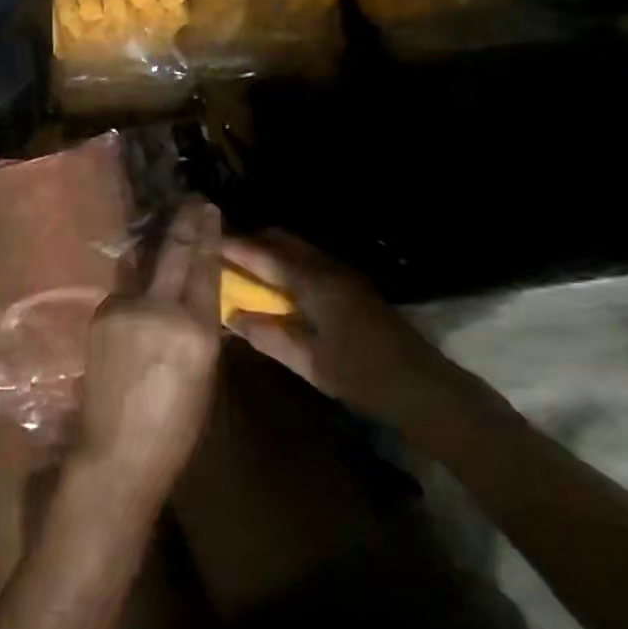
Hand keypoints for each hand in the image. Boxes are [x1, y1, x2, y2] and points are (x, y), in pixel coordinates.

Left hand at [76, 200, 222, 491]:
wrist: (116, 448)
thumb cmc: (174, 425)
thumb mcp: (203, 373)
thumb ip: (199, 327)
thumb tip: (193, 295)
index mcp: (195, 329)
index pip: (203, 269)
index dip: (207, 235)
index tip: (208, 209)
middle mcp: (156, 308)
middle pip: (171, 253)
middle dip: (183, 224)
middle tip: (192, 201)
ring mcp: (122, 308)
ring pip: (143, 269)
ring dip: (155, 252)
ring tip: (167, 234)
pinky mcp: (99, 314)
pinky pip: (125, 291)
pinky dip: (137, 284)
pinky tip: (143, 282)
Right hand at [222, 232, 452, 425]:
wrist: (426, 390)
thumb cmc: (362, 374)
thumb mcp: (306, 360)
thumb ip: (265, 335)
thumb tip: (230, 317)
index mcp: (313, 282)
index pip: (261, 254)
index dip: (230, 246)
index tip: (201, 240)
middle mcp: (328, 268)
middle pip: (280, 239)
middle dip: (248, 240)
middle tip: (217, 254)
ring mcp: (343, 275)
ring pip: (295, 248)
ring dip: (266, 251)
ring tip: (238, 267)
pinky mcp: (351, 288)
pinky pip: (307, 261)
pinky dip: (283, 263)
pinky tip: (271, 285)